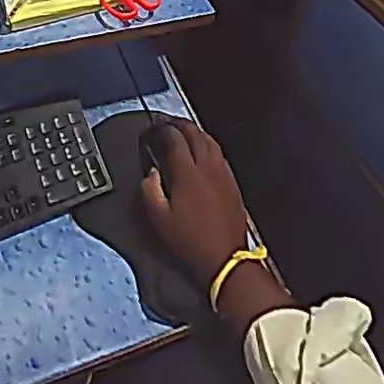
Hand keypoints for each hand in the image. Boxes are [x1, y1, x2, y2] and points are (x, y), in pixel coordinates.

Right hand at [138, 120, 254, 282]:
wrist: (226, 260)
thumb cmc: (189, 241)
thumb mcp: (158, 218)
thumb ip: (150, 189)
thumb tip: (151, 172)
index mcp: (187, 174)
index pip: (174, 139)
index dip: (162, 129)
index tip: (152, 130)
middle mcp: (207, 168)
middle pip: (195, 134)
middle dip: (179, 124)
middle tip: (167, 123)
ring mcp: (223, 175)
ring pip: (210, 141)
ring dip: (195, 131)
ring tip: (184, 131)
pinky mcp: (233, 184)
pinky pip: (220, 154)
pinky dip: (208, 145)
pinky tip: (202, 150)